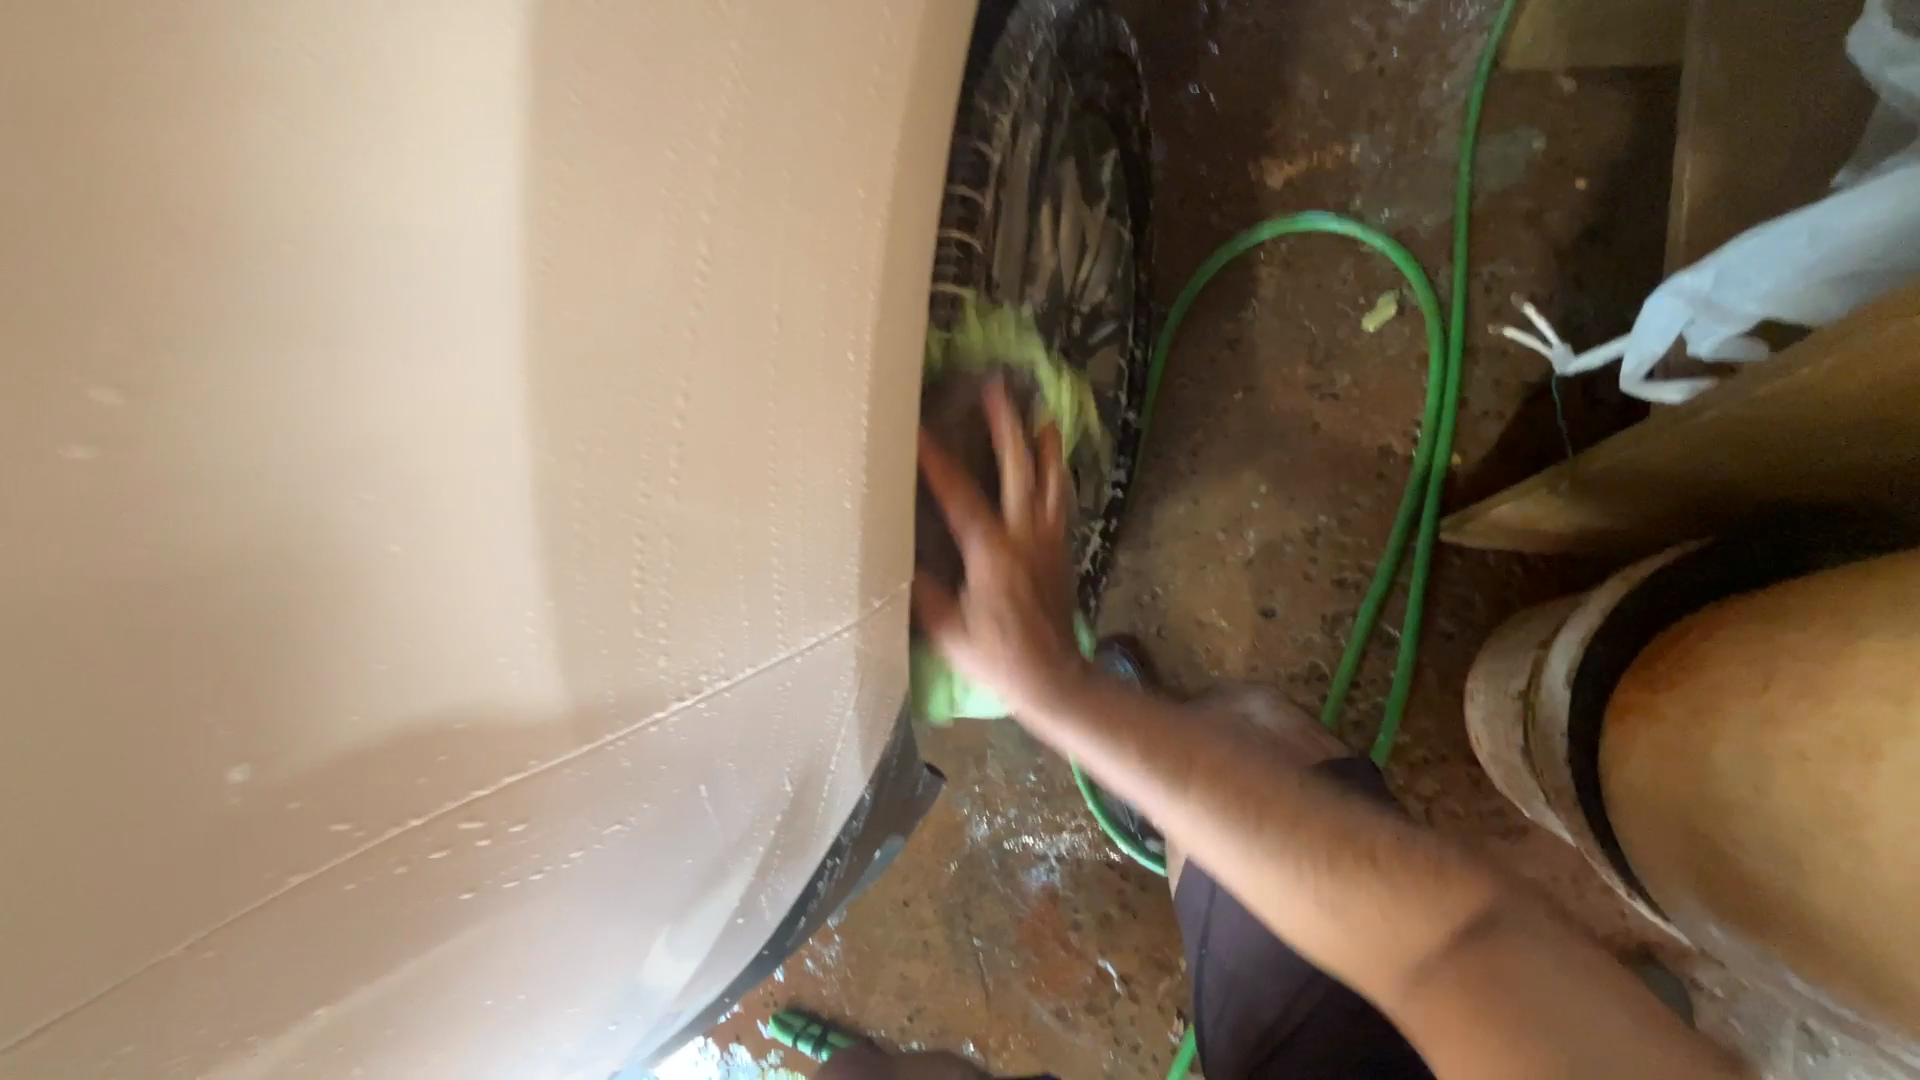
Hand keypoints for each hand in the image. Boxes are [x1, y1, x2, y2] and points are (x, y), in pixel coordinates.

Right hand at [913, 379, 1087, 718]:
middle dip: (1006, 426)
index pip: (961, 495)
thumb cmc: (997, 658)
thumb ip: (924, 590)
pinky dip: (1058, 475)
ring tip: (1039, 412)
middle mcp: (1026, 537)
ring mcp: (1050, 541)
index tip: (919, 427)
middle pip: (1020, 470)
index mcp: (993, 554)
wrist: (1054, 679)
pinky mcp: (1063, 550)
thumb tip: (899, 554)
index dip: (937, 459)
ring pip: (1052, 481)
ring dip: (1044, 444)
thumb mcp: (948, 630)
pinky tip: (1055, 461)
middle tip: (997, 388)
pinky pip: (1062, 502)